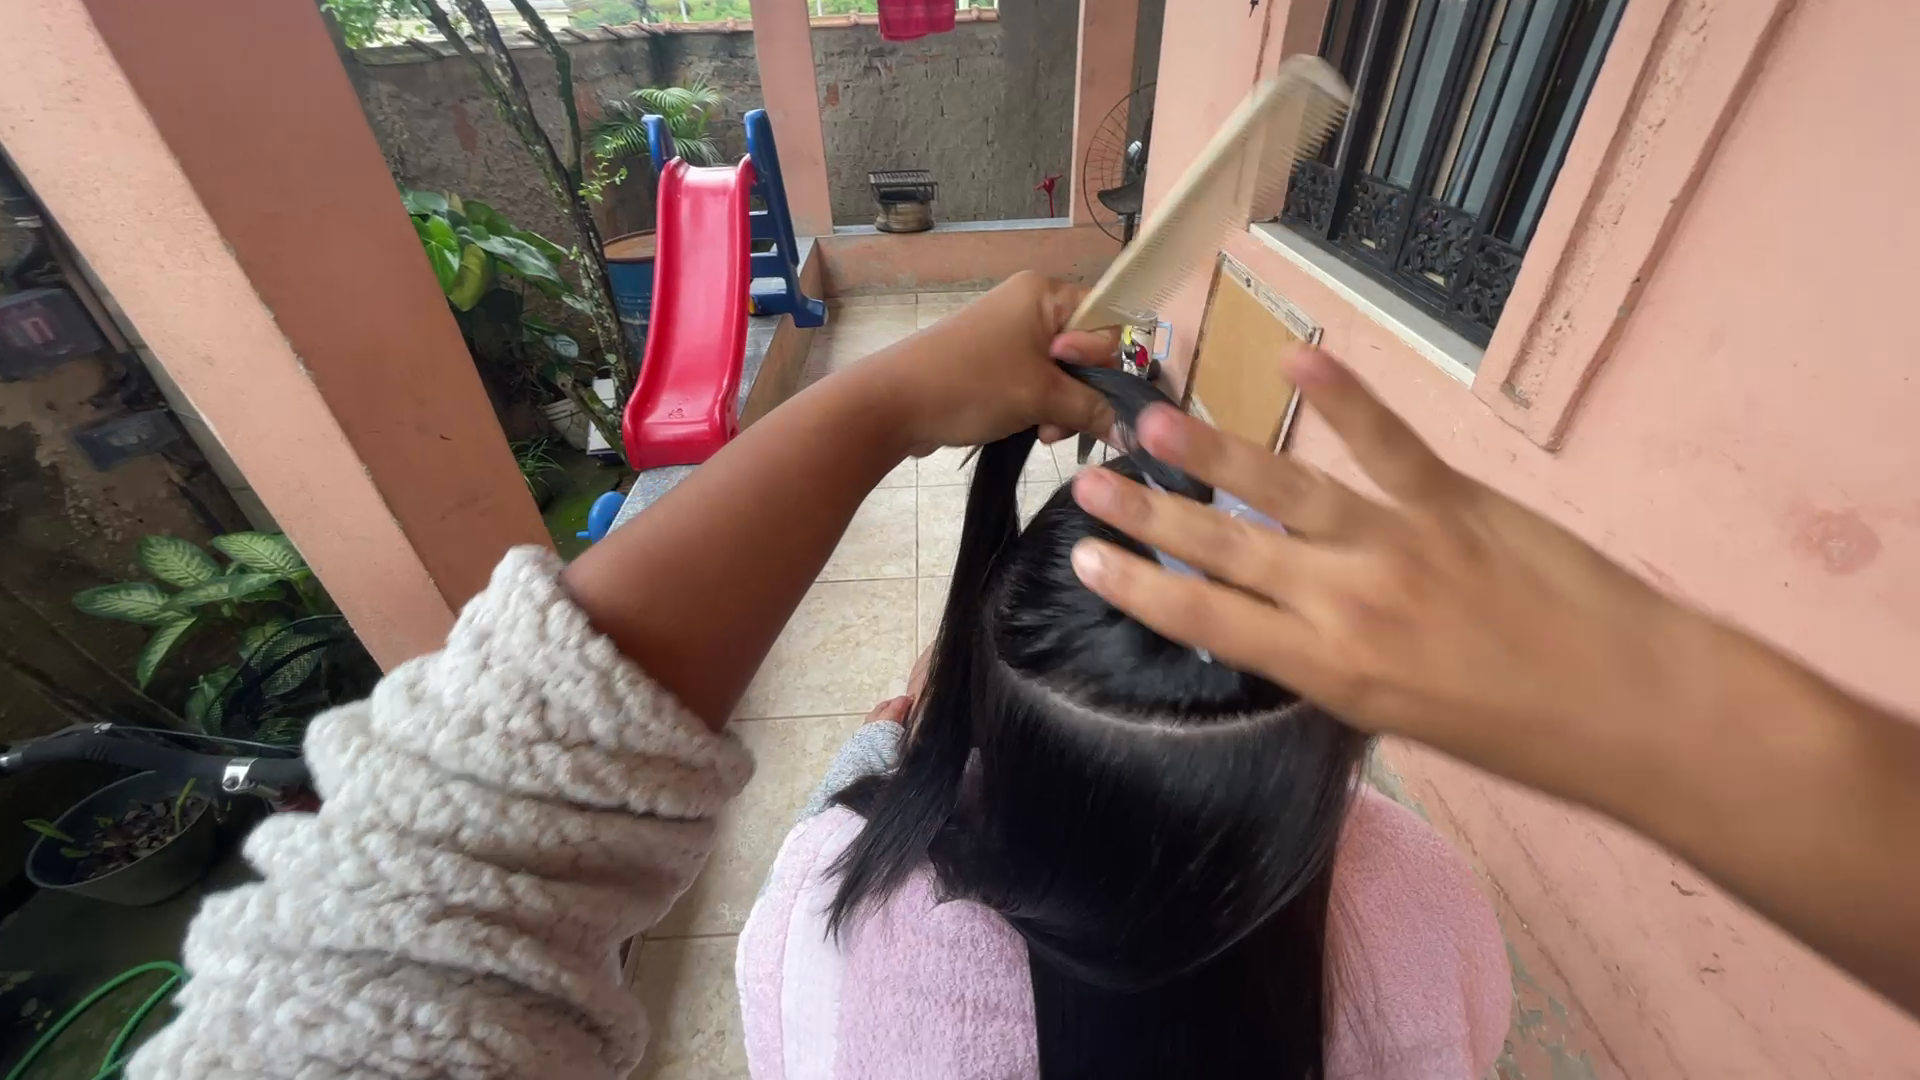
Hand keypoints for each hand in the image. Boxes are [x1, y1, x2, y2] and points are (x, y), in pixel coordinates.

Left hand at [864, 271, 1118, 455]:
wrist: (894, 404)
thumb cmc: (972, 387)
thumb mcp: (1042, 398)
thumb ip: (1095, 410)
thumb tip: (1136, 432)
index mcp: (1045, 294)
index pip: (1106, 322)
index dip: (1102, 360)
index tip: (1076, 385)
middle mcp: (1030, 306)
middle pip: (1085, 353)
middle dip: (1079, 393)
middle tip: (1057, 421)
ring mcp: (1009, 336)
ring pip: (1061, 376)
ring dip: (1059, 408)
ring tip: (1040, 431)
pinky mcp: (993, 364)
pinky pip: (1035, 384)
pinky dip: (1037, 408)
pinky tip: (1029, 429)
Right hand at [1065, 346, 1714, 791]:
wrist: (1641, 716)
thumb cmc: (1504, 729)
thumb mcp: (1381, 711)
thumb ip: (1310, 652)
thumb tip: (1254, 606)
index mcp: (1322, 665)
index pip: (1200, 619)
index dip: (1134, 586)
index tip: (1084, 556)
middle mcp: (1343, 601)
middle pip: (1221, 550)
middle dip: (1145, 514)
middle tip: (1086, 481)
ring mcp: (1396, 544)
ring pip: (1284, 489)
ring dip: (1212, 453)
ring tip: (1152, 419)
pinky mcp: (1453, 502)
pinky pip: (1388, 445)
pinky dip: (1345, 398)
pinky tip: (1299, 359)